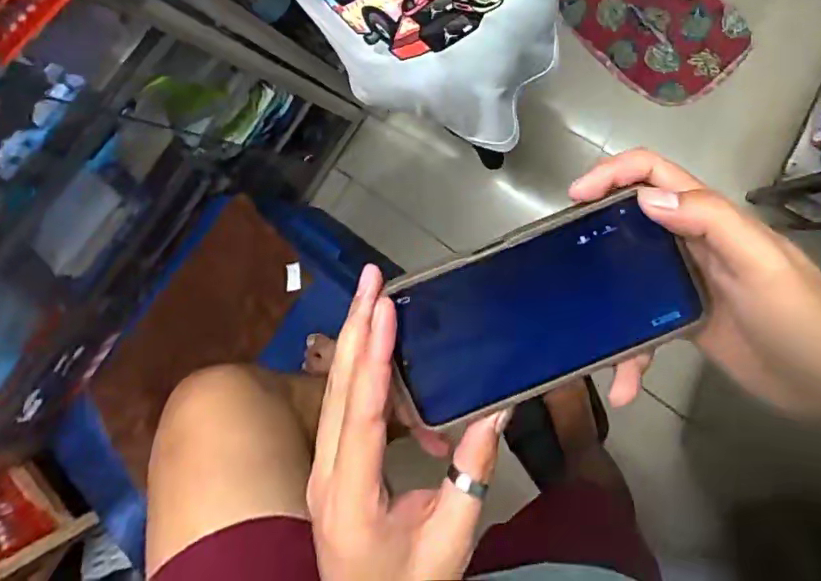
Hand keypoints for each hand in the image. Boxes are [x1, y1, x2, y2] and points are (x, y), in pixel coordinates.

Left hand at [309, 264, 506, 580]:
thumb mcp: (449, 541)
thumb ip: (472, 475)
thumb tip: (497, 408)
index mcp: (350, 494)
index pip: (361, 412)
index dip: (372, 355)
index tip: (382, 307)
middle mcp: (326, 472)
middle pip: (338, 385)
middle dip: (355, 324)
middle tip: (370, 278)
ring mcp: (323, 466)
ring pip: (335, 387)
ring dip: (354, 337)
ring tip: (372, 295)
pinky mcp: (332, 461)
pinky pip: (345, 402)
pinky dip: (363, 365)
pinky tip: (383, 349)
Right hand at [570, 150, 820, 417]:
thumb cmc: (806, 317)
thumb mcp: (761, 263)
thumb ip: (710, 222)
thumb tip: (644, 199)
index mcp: (709, 217)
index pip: (653, 173)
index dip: (613, 173)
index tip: (576, 195)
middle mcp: (692, 240)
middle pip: (633, 215)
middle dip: (596, 223)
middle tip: (561, 247)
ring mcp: (687, 282)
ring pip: (631, 271)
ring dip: (605, 294)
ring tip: (577, 319)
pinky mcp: (686, 321)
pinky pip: (644, 325)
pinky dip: (631, 352)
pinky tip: (624, 385)